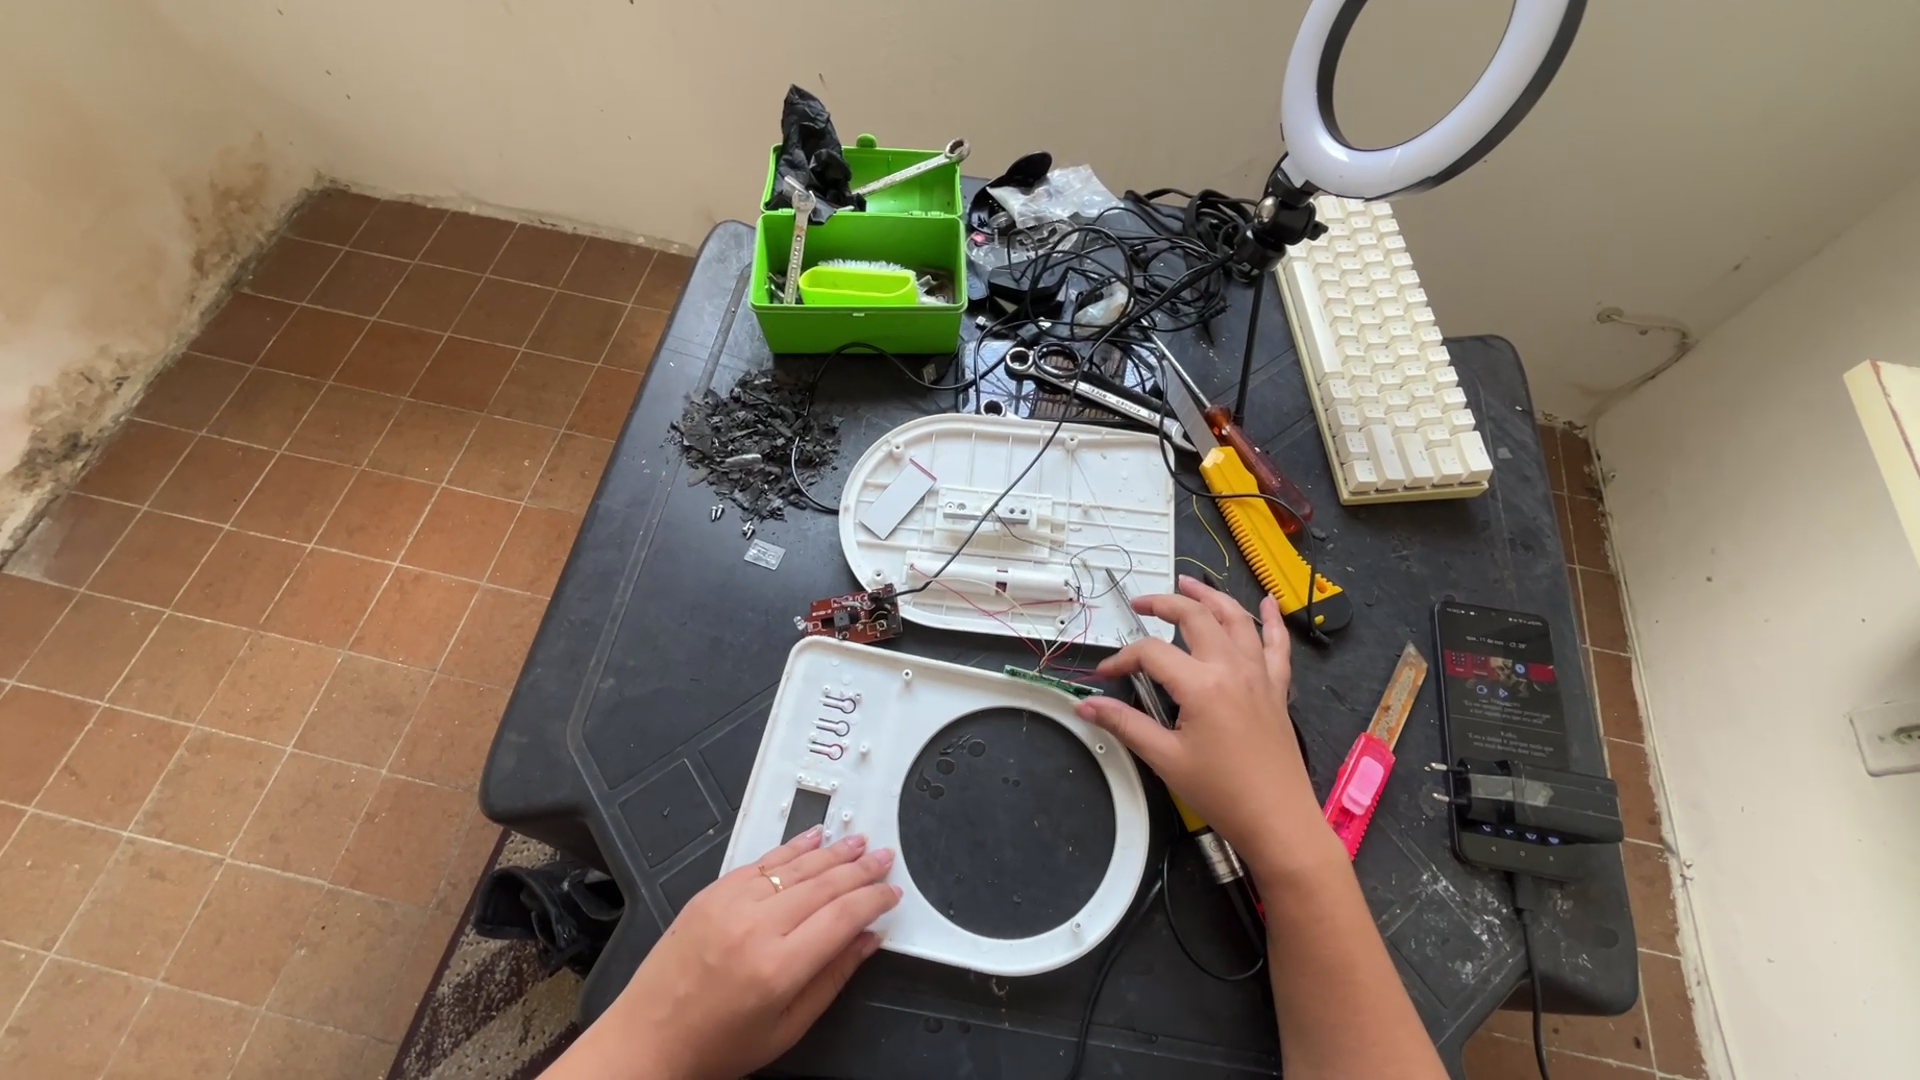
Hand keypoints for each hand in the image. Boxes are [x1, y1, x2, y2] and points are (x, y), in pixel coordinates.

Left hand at [571, 829, 899, 1079]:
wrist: (646, 1040)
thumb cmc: (716, 1046)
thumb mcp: (787, 1029)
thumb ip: (833, 978)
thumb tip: (869, 938)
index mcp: (779, 968)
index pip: (843, 917)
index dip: (873, 900)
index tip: (892, 893)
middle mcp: (757, 927)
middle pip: (825, 885)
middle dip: (861, 869)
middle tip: (885, 857)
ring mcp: (732, 904)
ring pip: (797, 866)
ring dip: (833, 851)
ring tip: (860, 842)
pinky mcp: (714, 892)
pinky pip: (763, 861)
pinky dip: (793, 847)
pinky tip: (815, 837)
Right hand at [1075, 576, 1341, 878]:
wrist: (1279, 821)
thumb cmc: (1222, 793)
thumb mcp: (1165, 759)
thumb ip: (1124, 725)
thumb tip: (1086, 706)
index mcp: (1202, 685)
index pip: (1152, 653)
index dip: (1123, 659)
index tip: (1106, 674)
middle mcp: (1232, 669)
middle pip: (1195, 617)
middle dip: (1164, 604)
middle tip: (1140, 603)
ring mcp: (1259, 675)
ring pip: (1236, 619)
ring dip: (1210, 596)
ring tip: (1188, 583)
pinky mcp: (1276, 689)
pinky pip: (1277, 644)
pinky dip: (1271, 619)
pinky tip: (1267, 601)